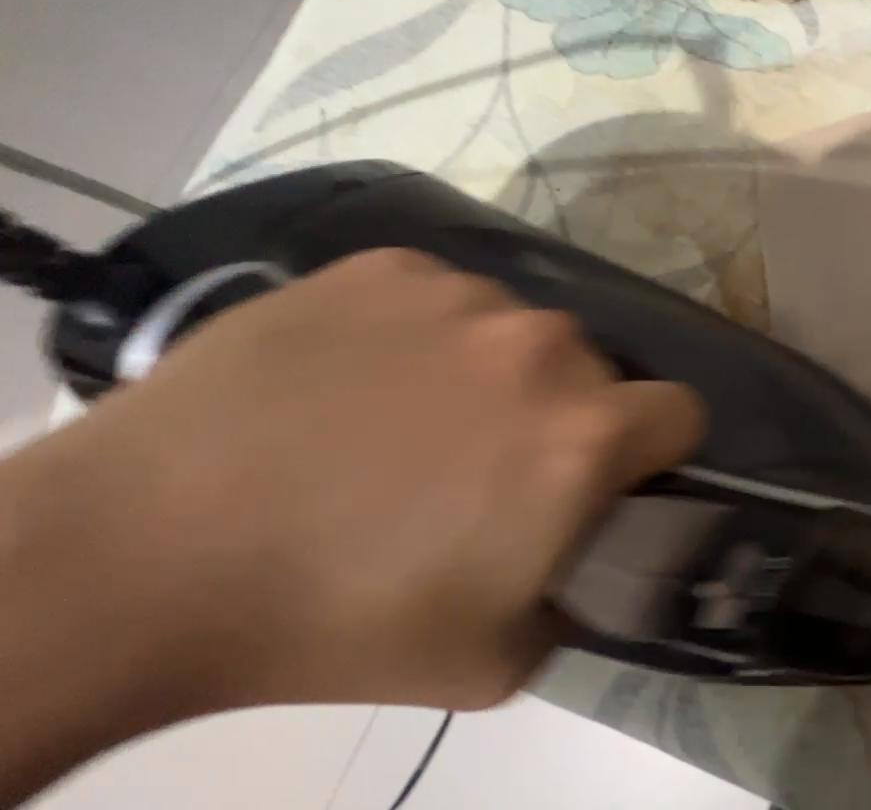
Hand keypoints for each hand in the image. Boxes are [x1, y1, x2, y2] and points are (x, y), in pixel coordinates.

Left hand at [0, 249, 703, 721]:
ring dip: (494, 370)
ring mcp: (461, 297)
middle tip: (485, 465)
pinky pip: (442, 295)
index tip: (602, 479)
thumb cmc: (330, 623)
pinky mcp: (384, 268)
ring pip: (520, 329)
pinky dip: (422, 333)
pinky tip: (357, 379)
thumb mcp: (493, 659)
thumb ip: (579, 601)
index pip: (681, 413)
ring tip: (407, 420)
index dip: (652, 451)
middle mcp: (544, 347)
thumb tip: (592, 562)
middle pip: (596, 370)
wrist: (130, 561)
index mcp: (584, 435)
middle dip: (564, 414)